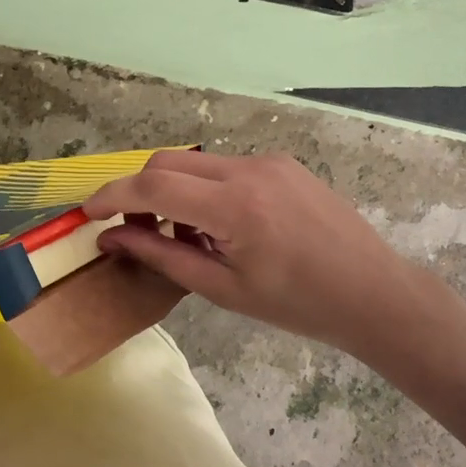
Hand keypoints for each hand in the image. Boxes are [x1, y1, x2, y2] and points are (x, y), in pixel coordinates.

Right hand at [84, 150, 413, 354]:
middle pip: (167, 162)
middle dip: (140, 190)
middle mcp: (247, 170)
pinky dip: (206, 188)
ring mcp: (267, 161)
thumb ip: (161, 256)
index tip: (89, 212)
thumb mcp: (223, 288)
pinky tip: (223, 226)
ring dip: (174, 190)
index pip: (153, 185)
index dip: (113, 195)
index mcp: (234, 207)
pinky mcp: (282, 162)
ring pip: (194, 161)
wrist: (376, 294)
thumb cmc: (299, 305)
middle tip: (136, 229)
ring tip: (188, 236)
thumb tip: (110, 239)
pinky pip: (225, 166)